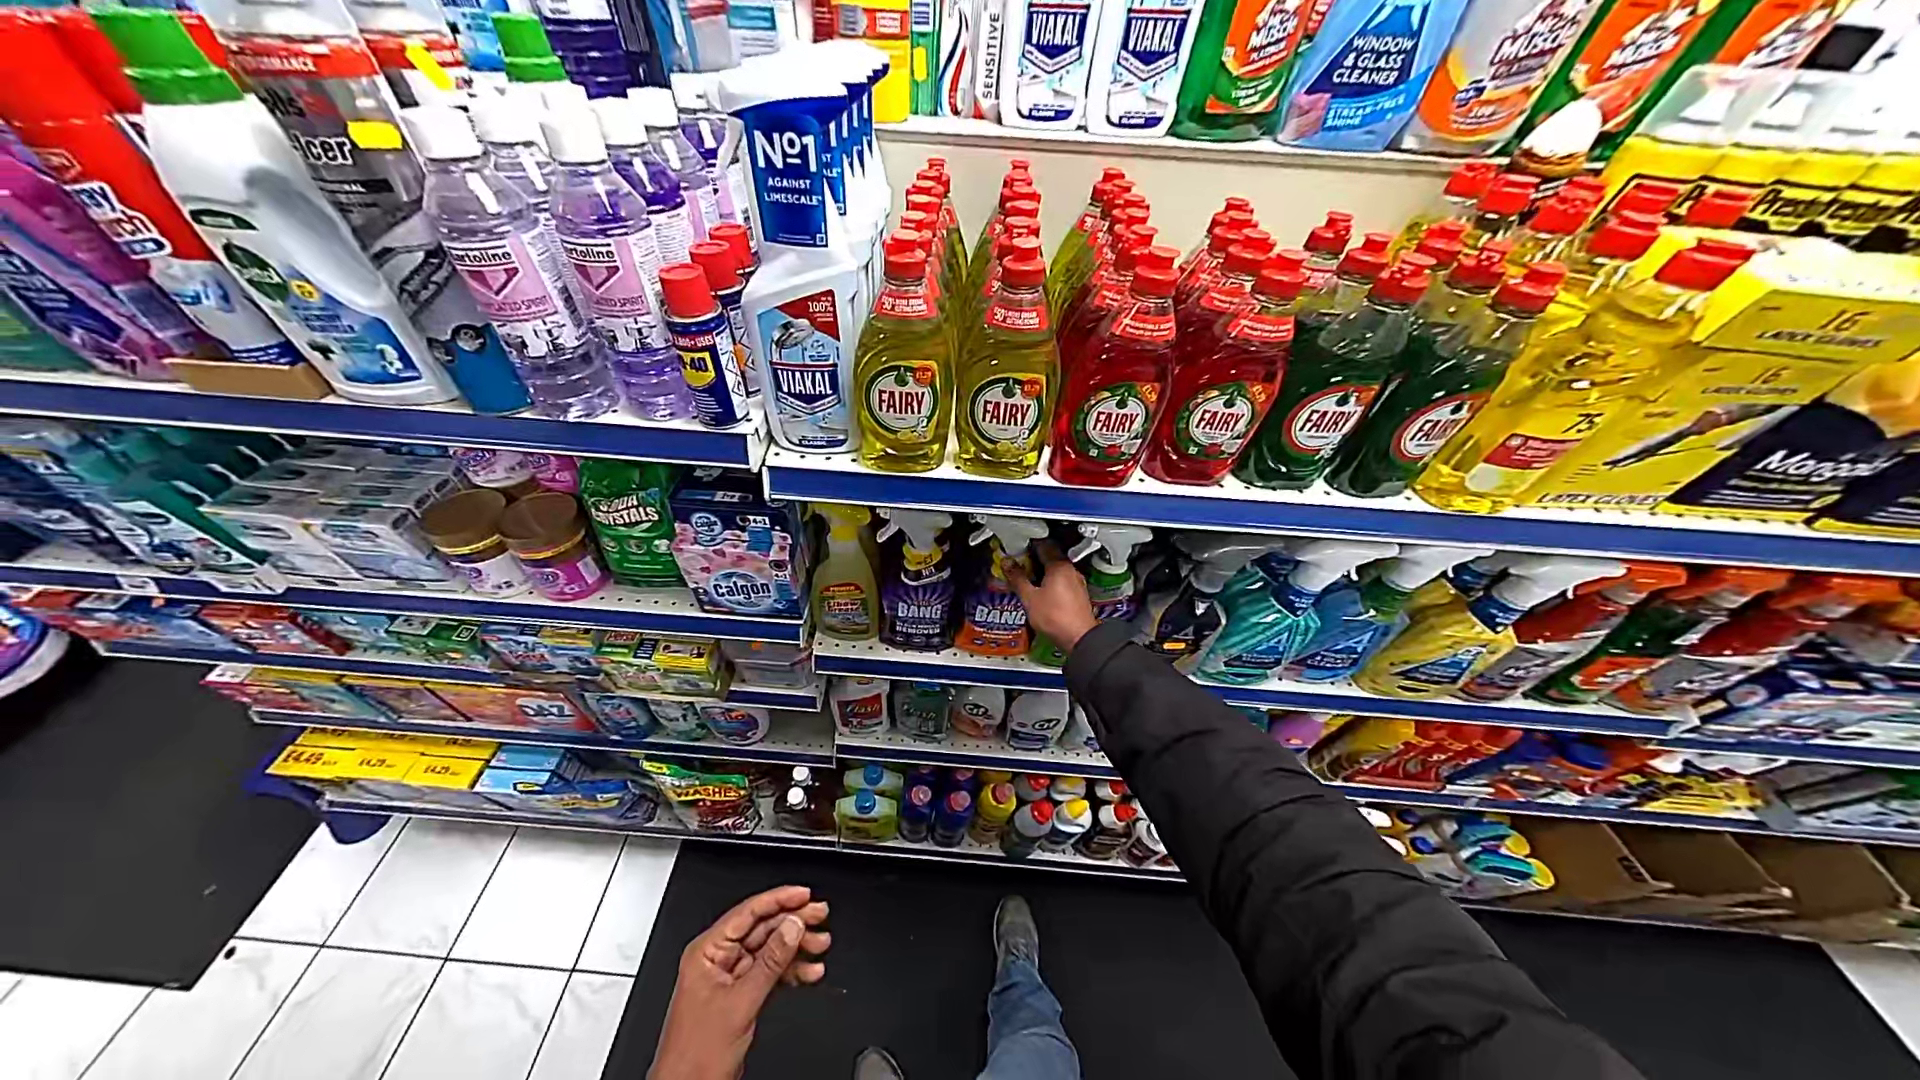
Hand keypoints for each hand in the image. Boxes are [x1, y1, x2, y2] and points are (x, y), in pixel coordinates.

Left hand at [650, 885, 829, 1079]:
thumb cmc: (694, 1057)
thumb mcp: (740, 1002)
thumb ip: (770, 961)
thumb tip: (792, 926)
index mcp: (708, 952)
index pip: (748, 912)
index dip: (779, 899)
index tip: (805, 895)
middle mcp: (718, 960)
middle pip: (762, 928)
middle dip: (793, 923)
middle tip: (820, 915)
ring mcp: (730, 978)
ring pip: (770, 949)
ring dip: (797, 947)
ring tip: (820, 944)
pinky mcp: (741, 995)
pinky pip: (771, 972)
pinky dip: (791, 971)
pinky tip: (809, 971)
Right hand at [1007, 542, 1098, 652]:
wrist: (1079, 638)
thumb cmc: (1057, 618)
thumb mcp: (1029, 598)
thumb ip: (1017, 579)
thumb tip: (1008, 565)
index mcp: (1059, 566)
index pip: (1044, 545)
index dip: (1029, 545)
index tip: (1018, 548)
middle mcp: (1070, 571)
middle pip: (1051, 556)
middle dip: (1034, 559)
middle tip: (1020, 564)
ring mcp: (1076, 582)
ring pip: (1057, 569)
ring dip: (1043, 571)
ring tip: (1028, 579)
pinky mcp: (1078, 594)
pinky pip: (1063, 581)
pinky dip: (1051, 582)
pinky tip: (1042, 592)